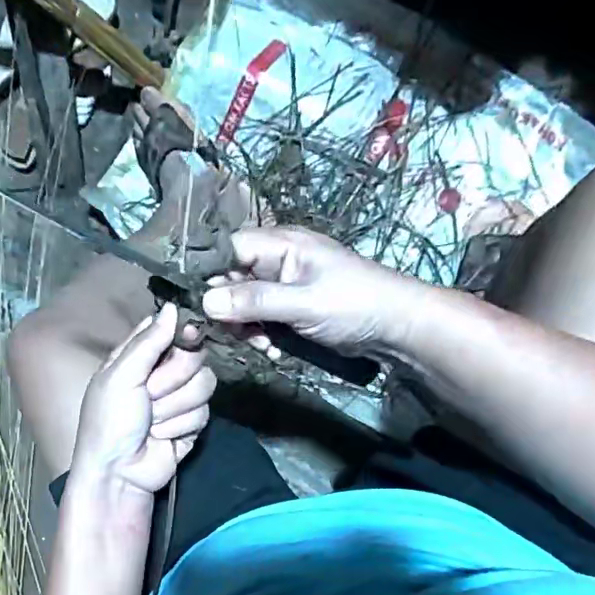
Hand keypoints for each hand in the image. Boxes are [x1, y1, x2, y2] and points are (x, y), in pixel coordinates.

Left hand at [68, 303, 214, 497]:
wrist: (119, 474)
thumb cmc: (109, 422)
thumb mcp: (120, 376)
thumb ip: (148, 342)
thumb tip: (173, 307)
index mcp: (138, 356)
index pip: (171, 330)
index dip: (181, 333)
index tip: (187, 337)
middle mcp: (160, 373)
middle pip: (194, 357)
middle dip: (172, 379)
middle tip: (149, 396)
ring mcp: (178, 399)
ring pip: (203, 385)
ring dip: (174, 408)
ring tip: (152, 423)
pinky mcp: (192, 423)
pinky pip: (204, 412)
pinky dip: (181, 426)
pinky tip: (162, 437)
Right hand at [200, 226, 431, 352]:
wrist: (395, 327)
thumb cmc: (353, 304)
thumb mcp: (302, 303)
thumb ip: (254, 301)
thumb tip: (205, 302)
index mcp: (280, 244)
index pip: (227, 248)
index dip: (209, 273)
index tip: (198, 304)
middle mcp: (277, 259)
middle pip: (230, 279)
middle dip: (228, 309)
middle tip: (237, 334)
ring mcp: (283, 284)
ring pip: (242, 303)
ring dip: (244, 327)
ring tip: (262, 345)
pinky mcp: (289, 307)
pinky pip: (260, 318)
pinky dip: (260, 335)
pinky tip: (272, 350)